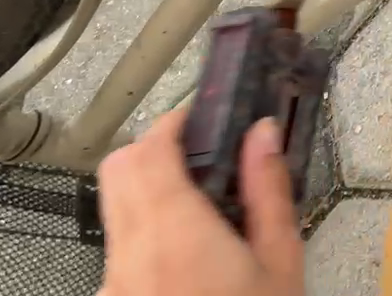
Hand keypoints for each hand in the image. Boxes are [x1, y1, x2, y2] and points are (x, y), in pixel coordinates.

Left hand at [97, 110, 304, 295]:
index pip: (146, 154)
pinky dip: (150, 230)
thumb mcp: (281, 262)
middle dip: (157, 148)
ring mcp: (109, 287)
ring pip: (117, 211)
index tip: (209, 114)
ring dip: (155, 191)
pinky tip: (195, 258)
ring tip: (212, 208)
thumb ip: (268, 191)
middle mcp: (127, 257)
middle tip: (209, 150)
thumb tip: (262, 131)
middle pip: (116, 172)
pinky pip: (122, 250)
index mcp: (174, 236)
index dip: (173, 121)